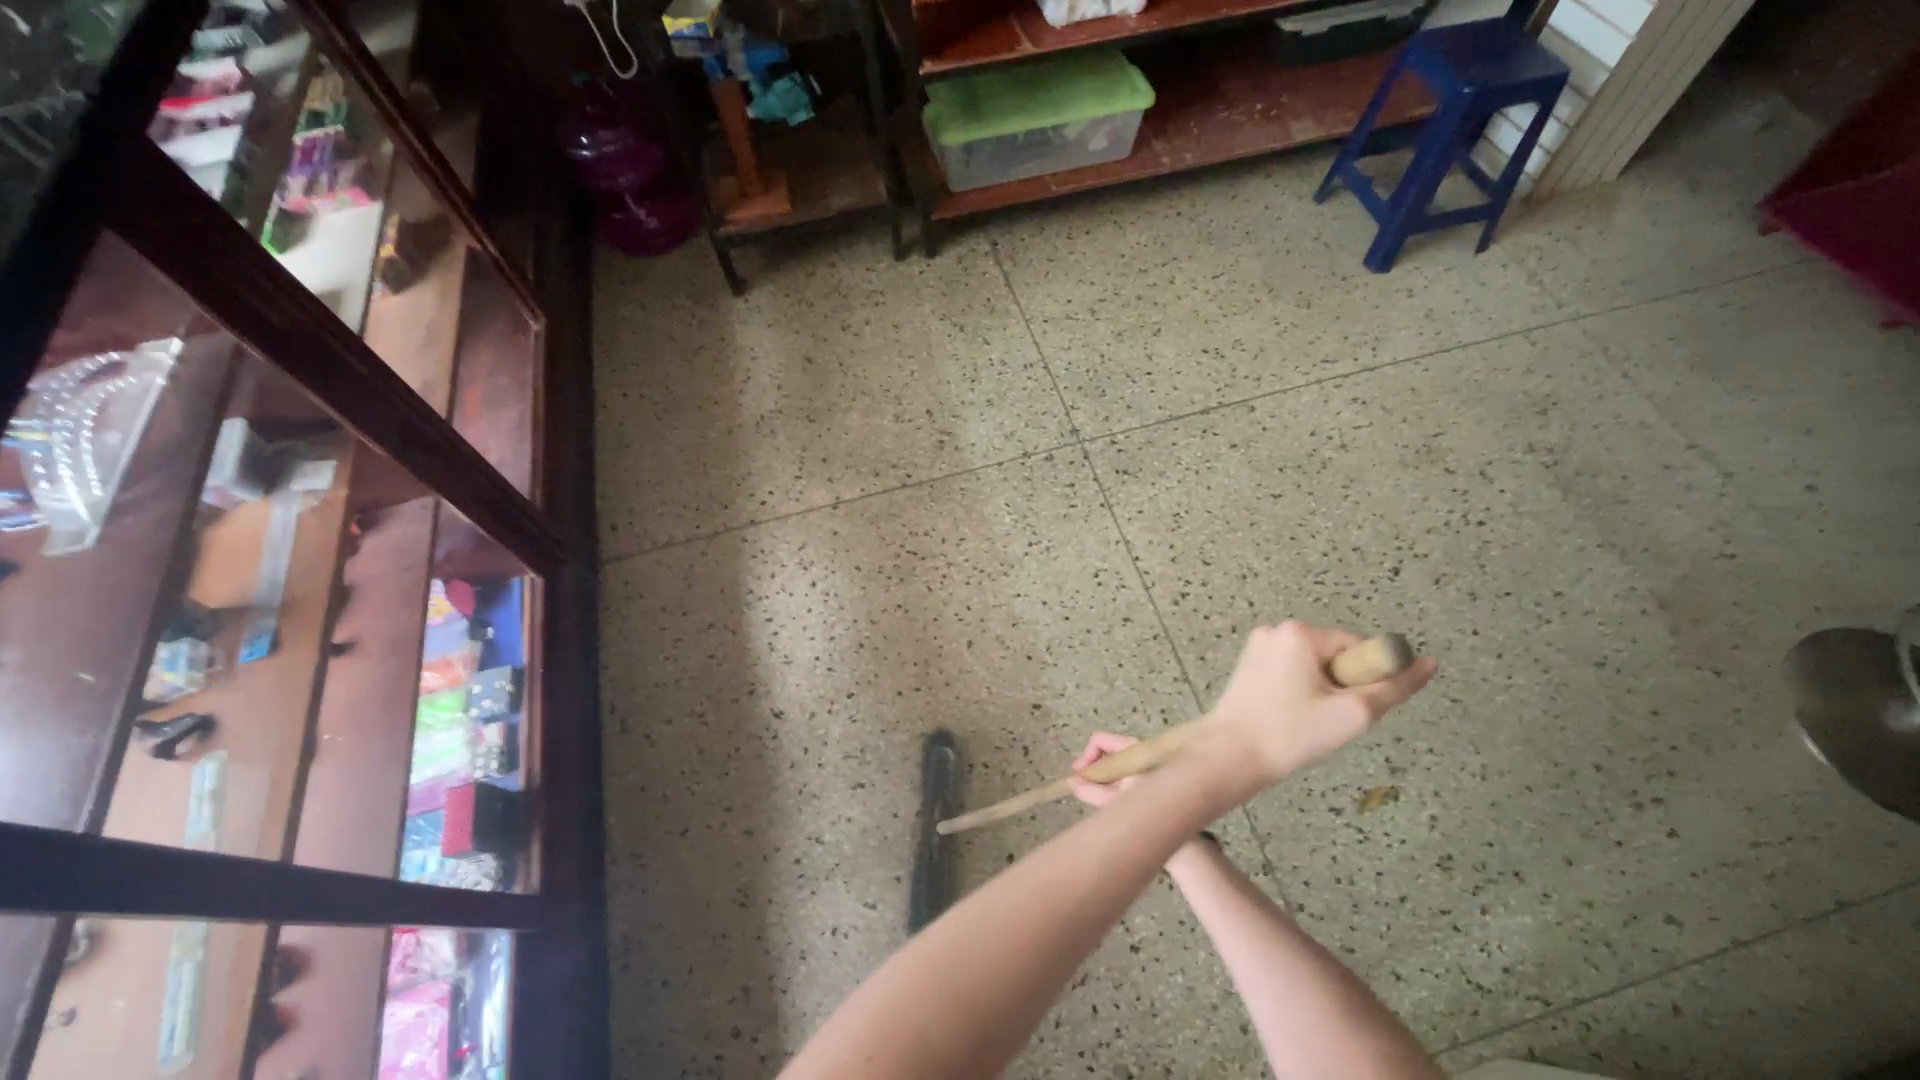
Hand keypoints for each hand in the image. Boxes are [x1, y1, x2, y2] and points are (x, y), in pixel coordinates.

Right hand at [1066, 731, 1143, 807]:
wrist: (1178, 821)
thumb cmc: (1150, 807)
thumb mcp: (1116, 800)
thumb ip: (1091, 791)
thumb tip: (1072, 782)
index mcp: (1133, 750)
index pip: (1100, 740)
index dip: (1086, 756)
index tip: (1079, 775)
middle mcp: (1139, 752)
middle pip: (1106, 750)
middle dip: (1092, 767)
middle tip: (1082, 785)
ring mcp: (1145, 763)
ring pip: (1114, 762)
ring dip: (1102, 776)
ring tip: (1096, 794)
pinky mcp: (1149, 775)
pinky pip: (1124, 771)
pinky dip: (1113, 781)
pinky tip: (1111, 798)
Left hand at [1200, 621, 1435, 784]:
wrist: (1231, 756)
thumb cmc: (1292, 734)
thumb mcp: (1354, 713)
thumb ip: (1395, 687)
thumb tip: (1429, 663)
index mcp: (1299, 632)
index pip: (1357, 647)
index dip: (1364, 679)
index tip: (1349, 708)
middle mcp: (1275, 630)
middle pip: (1334, 655)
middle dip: (1341, 686)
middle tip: (1327, 720)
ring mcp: (1257, 647)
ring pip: (1313, 667)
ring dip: (1321, 691)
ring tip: (1306, 721)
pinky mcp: (1248, 666)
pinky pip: (1291, 673)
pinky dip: (1300, 693)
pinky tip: (1289, 717)